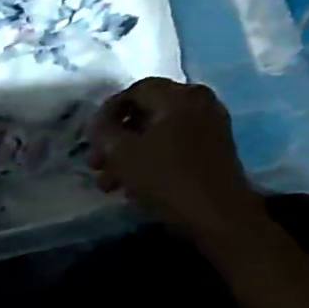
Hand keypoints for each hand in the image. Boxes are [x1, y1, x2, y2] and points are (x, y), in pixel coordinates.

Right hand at [87, 78, 264, 238]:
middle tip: (96, 164)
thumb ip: (103, 131)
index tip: (90, 139)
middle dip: (115, 139)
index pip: (134, 91)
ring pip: (157, 132)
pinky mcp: (214, 150)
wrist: (218, 216)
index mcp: (179, 96)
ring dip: (128, 154)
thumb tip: (98, 123)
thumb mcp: (122, 153)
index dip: (106, 114)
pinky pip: (173, 145)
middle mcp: (199, 102)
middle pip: (145, 113)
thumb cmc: (166, 179)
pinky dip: (150, 159)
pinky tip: (133, 184)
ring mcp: (210, 126)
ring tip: (109, 183)